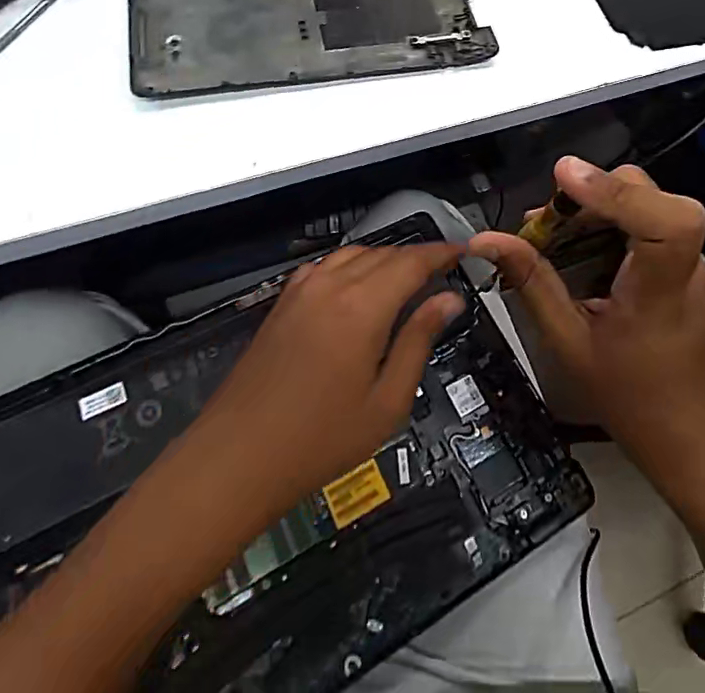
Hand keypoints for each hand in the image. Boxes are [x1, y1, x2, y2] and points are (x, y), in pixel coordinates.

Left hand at [179, 243, 463, 522]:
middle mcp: (329, 286)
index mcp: (361, 307)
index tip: (463, 253)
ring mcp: (300, 291)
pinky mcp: (282, 303)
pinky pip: (323, 268)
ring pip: (351, 255)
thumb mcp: (387, 400)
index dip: (441, 253)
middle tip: (442, 273)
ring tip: (406, 280)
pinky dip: (349, 267)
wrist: (241, 451)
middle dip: (416, 257)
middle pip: (382, 254)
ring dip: (383, 259)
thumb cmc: (321, 438)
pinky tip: (357, 289)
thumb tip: (448, 301)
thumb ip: (418, 341)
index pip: (411, 262)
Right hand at [467, 156, 704, 475]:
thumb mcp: (566, 341)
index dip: (616, 192)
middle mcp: (685, 265)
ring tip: (544, 236)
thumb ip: (530, 283)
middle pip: (650, 195)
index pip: (667, 222)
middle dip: (590, 193)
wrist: (684, 430)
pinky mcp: (677, 264)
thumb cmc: (628, 394)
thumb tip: (486, 240)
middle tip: (542, 220)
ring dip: (589, 206)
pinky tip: (568, 247)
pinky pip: (640, 222)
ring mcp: (686, 262)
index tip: (564, 176)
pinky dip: (600, 222)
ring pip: (643, 201)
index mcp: (662, 290)